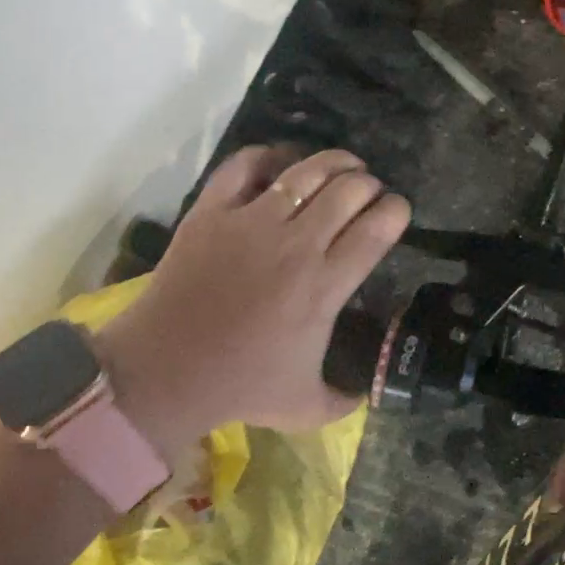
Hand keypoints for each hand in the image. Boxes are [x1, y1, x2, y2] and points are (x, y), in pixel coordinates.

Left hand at [99, 147, 409, 456]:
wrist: (166, 371)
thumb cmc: (241, 389)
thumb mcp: (309, 407)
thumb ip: (346, 400)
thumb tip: (367, 392)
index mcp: (325, 286)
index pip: (376, 228)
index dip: (396, 212)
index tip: (397, 212)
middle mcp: (296, 245)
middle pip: (348, 191)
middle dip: (369, 185)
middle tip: (369, 193)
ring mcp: (251, 223)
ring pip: (305, 172)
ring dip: (334, 163)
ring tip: (344, 166)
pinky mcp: (211, 213)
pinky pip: (244, 166)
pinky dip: (268, 157)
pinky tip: (281, 165)